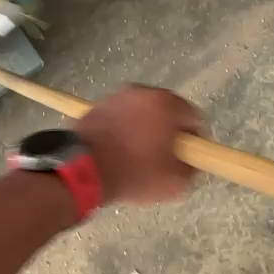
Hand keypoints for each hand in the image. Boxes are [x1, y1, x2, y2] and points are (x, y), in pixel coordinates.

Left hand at [76, 85, 202, 204]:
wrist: (81, 170)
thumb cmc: (134, 173)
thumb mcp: (174, 182)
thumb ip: (191, 168)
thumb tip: (190, 161)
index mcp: (166, 103)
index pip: (193, 117)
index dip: (192, 139)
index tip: (186, 157)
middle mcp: (142, 91)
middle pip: (165, 111)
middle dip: (167, 132)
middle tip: (162, 157)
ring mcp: (116, 97)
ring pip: (140, 113)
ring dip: (143, 129)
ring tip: (137, 156)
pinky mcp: (95, 107)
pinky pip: (119, 118)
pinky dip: (122, 130)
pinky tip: (118, 151)